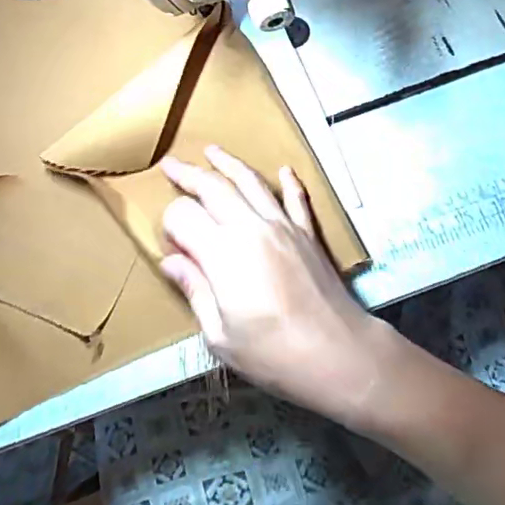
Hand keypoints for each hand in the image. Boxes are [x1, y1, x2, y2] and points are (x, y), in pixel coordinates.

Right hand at [159, 146, 404, 424]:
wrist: (336, 352)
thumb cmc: (272, 353)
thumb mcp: (220, 335)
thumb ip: (195, 291)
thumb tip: (171, 261)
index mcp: (223, 254)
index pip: (184, 217)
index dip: (170, 223)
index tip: (168, 239)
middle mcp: (252, 228)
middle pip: (215, 188)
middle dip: (189, 174)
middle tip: (170, 164)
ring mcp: (284, 226)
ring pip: (252, 182)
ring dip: (229, 164)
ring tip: (212, 150)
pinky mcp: (308, 233)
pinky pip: (295, 199)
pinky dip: (288, 181)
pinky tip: (283, 170)